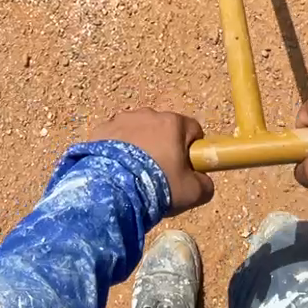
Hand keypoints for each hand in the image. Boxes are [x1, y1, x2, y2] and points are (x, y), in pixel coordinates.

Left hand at [87, 109, 214, 214]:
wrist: (113, 191)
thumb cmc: (157, 187)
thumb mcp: (192, 193)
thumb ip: (205, 184)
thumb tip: (204, 182)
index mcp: (172, 123)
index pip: (192, 130)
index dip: (192, 149)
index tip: (186, 168)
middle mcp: (148, 114)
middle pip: (163, 129)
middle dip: (163, 147)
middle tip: (159, 175)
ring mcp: (122, 119)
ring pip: (138, 131)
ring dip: (139, 147)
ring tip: (134, 175)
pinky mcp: (102, 129)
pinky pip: (115, 137)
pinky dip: (118, 150)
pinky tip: (116, 171)